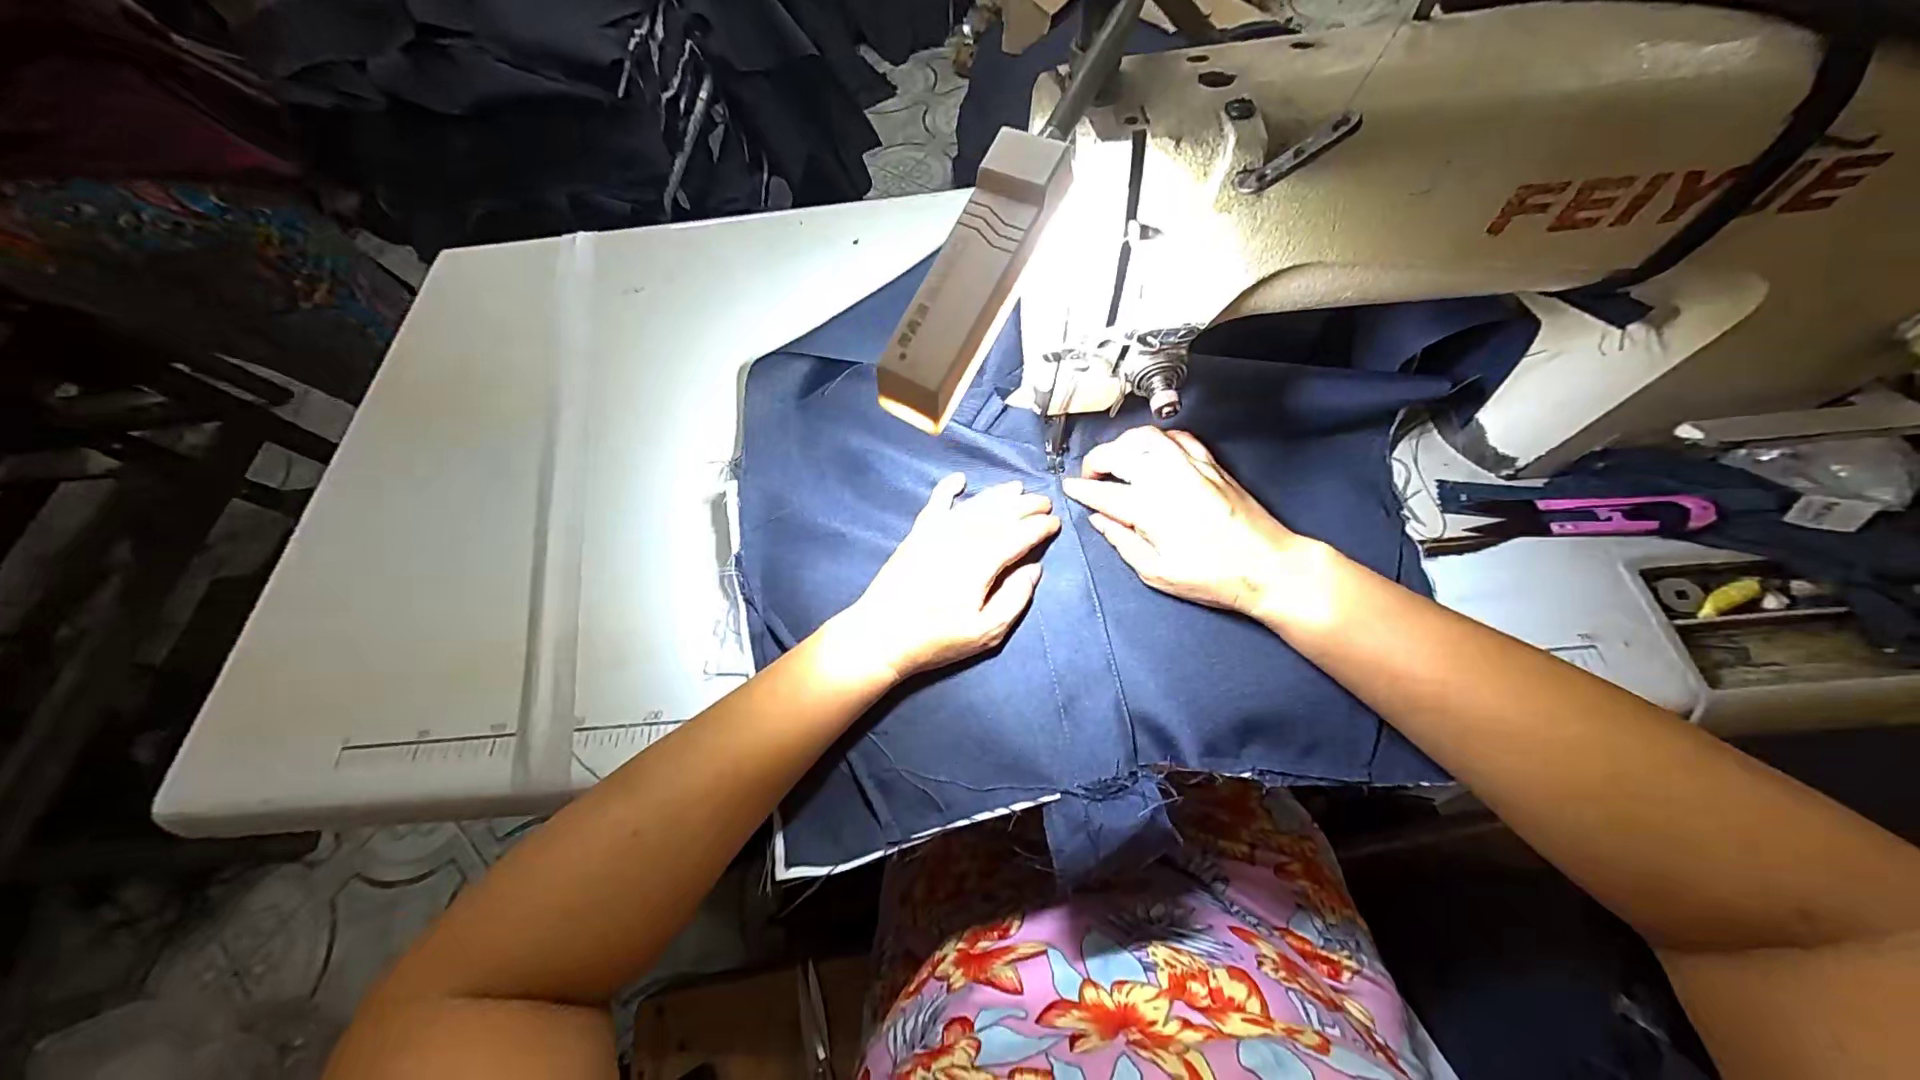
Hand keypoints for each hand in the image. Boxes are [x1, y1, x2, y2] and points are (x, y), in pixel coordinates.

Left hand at [835, 474, 1059, 680]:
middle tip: (1044, 502)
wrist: (880, 635)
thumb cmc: (935, 639)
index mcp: (982, 561)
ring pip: (974, 505)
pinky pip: (936, 503)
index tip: (1055, 523)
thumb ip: (1015, 599)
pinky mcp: (917, 534)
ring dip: (998, 494)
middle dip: (1026, 505)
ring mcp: (936, 532)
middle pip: (1000, 513)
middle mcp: (961, 538)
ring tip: (1017, 488)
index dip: (1040, 527)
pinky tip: (960, 479)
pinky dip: (948, 488)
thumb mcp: (985, 632)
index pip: (1019, 534)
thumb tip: (1033, 568)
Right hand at [1062, 427, 1309, 617]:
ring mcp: (1191, 468)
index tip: (1072, 489)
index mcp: (1150, 509)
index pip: (1103, 492)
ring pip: (1147, 437)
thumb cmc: (1217, 576)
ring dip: (1124, 444)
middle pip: (1119, 454)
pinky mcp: (1211, 465)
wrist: (1268, 566)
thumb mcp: (1157, 572)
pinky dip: (1159, 440)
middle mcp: (1168, 480)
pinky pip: (1179, 438)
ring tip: (1117, 458)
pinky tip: (1154, 452)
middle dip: (1096, 461)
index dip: (1081, 489)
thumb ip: (1123, 542)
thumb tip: (1102, 523)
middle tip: (1090, 474)